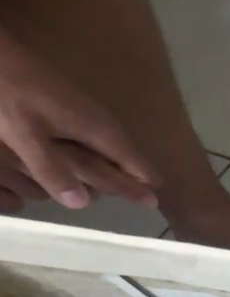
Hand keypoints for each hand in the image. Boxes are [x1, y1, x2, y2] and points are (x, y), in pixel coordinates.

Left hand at [0, 27, 156, 210]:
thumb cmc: (7, 92)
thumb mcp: (21, 134)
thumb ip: (51, 170)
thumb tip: (81, 205)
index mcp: (108, 137)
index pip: (148, 176)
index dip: (137, 192)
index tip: (110, 201)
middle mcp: (111, 129)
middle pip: (129, 169)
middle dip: (109, 184)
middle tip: (68, 186)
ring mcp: (95, 118)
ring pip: (109, 156)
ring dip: (91, 169)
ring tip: (54, 170)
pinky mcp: (78, 111)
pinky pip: (92, 143)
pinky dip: (78, 154)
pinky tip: (47, 151)